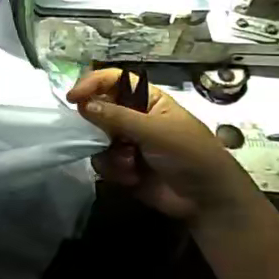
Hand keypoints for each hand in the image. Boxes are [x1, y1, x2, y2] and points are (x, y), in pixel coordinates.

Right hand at [67, 68, 258, 225]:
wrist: (205, 198)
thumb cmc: (188, 152)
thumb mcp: (155, 130)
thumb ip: (118, 117)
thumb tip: (84, 105)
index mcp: (147, 99)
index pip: (114, 81)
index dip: (93, 83)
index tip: (73, 96)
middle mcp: (134, 118)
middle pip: (101, 110)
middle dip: (98, 125)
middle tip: (105, 136)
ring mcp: (128, 143)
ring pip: (98, 140)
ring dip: (111, 153)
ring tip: (130, 164)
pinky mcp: (124, 168)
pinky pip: (103, 163)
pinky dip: (115, 171)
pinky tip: (133, 178)